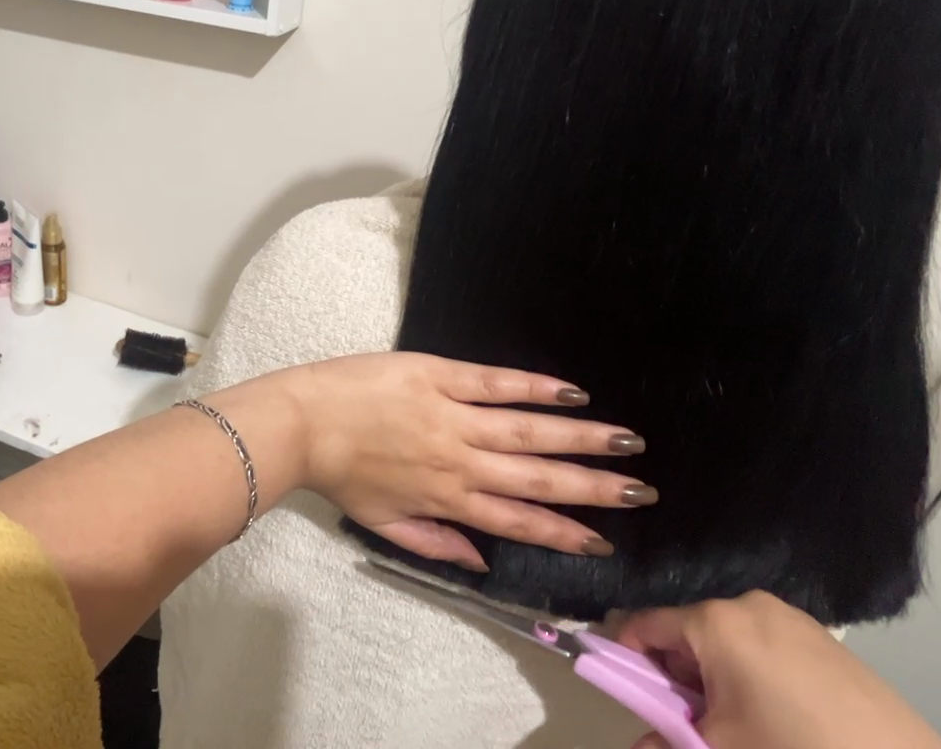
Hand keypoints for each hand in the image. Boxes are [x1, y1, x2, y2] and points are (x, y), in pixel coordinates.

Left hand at [252, 352, 653, 569]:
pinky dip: (533, 387)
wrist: (300, 422)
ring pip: (525, 431)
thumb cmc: (338, 473)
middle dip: (591, 488)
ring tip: (625, 441)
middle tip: (640, 491)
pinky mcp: (437, 377)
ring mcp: (450, 416)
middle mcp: (458, 462)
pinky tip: (570, 391)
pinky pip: (493, 383)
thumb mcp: (382, 523)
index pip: (515, 522)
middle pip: (535, 478)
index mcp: (445, 499)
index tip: (604, 542)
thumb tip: (482, 563)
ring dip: (579, 436)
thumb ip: (434, 544)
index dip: (562, 533)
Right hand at [613, 591, 940, 748]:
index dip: (627, 658)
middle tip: (692, 720)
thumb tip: (641, 746)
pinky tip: (777, 715)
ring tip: (738, 723)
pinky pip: (764, 645)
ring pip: (726, 639)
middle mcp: (746, 603)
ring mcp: (789, 616)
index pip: (644, 624)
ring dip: (715, 675)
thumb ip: (669, 740)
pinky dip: (752, 673)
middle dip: (678, 674)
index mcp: (714, 620)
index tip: (631, 694)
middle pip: (686, 631)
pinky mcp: (823, 637)